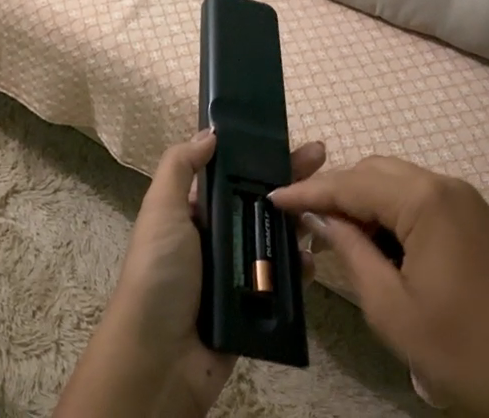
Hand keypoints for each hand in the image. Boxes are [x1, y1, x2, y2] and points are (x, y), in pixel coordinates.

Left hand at [54, 131, 325, 417]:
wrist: (160, 356)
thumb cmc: (160, 272)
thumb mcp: (161, 210)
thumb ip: (182, 167)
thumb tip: (210, 132)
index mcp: (194, 212)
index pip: (234, 176)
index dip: (260, 157)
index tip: (293, 140)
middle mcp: (217, 237)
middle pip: (261, 203)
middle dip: (291, 183)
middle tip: (325, 164)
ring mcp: (238, 272)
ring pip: (276, 240)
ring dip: (302, 224)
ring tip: (328, 209)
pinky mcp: (255, 307)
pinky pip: (283, 282)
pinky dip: (299, 270)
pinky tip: (313, 259)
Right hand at [268, 157, 488, 417]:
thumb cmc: (469, 352)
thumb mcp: (393, 311)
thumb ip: (351, 255)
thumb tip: (323, 221)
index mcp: (424, 201)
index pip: (350, 182)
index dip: (307, 190)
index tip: (271, 198)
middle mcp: (447, 187)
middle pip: (376, 171)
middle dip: (336, 189)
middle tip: (302, 219)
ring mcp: (469, 203)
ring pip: (400, 183)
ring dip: (365, 200)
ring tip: (335, 233)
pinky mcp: (482, 224)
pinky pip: (423, 201)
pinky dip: (392, 212)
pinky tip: (378, 243)